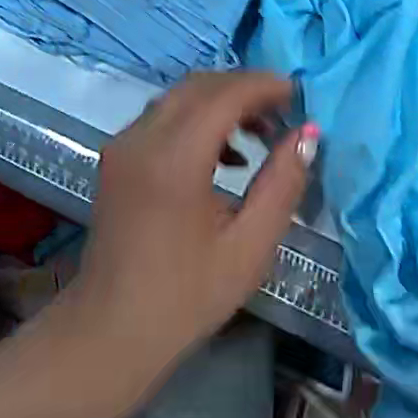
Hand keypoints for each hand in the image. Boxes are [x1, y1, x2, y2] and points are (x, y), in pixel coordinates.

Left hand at [62, 72, 318, 369]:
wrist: (110, 331)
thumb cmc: (185, 297)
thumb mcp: (249, 248)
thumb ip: (282, 185)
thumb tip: (307, 133)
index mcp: (173, 160)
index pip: (224, 95)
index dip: (264, 86)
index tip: (298, 94)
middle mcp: (142, 138)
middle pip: (200, 86)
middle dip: (245, 89)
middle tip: (284, 112)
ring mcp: (123, 144)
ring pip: (180, 97)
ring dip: (221, 102)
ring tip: (261, 134)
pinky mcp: (117, 155)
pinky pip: (162, 116)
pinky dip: (197, 118)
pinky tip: (225, 155)